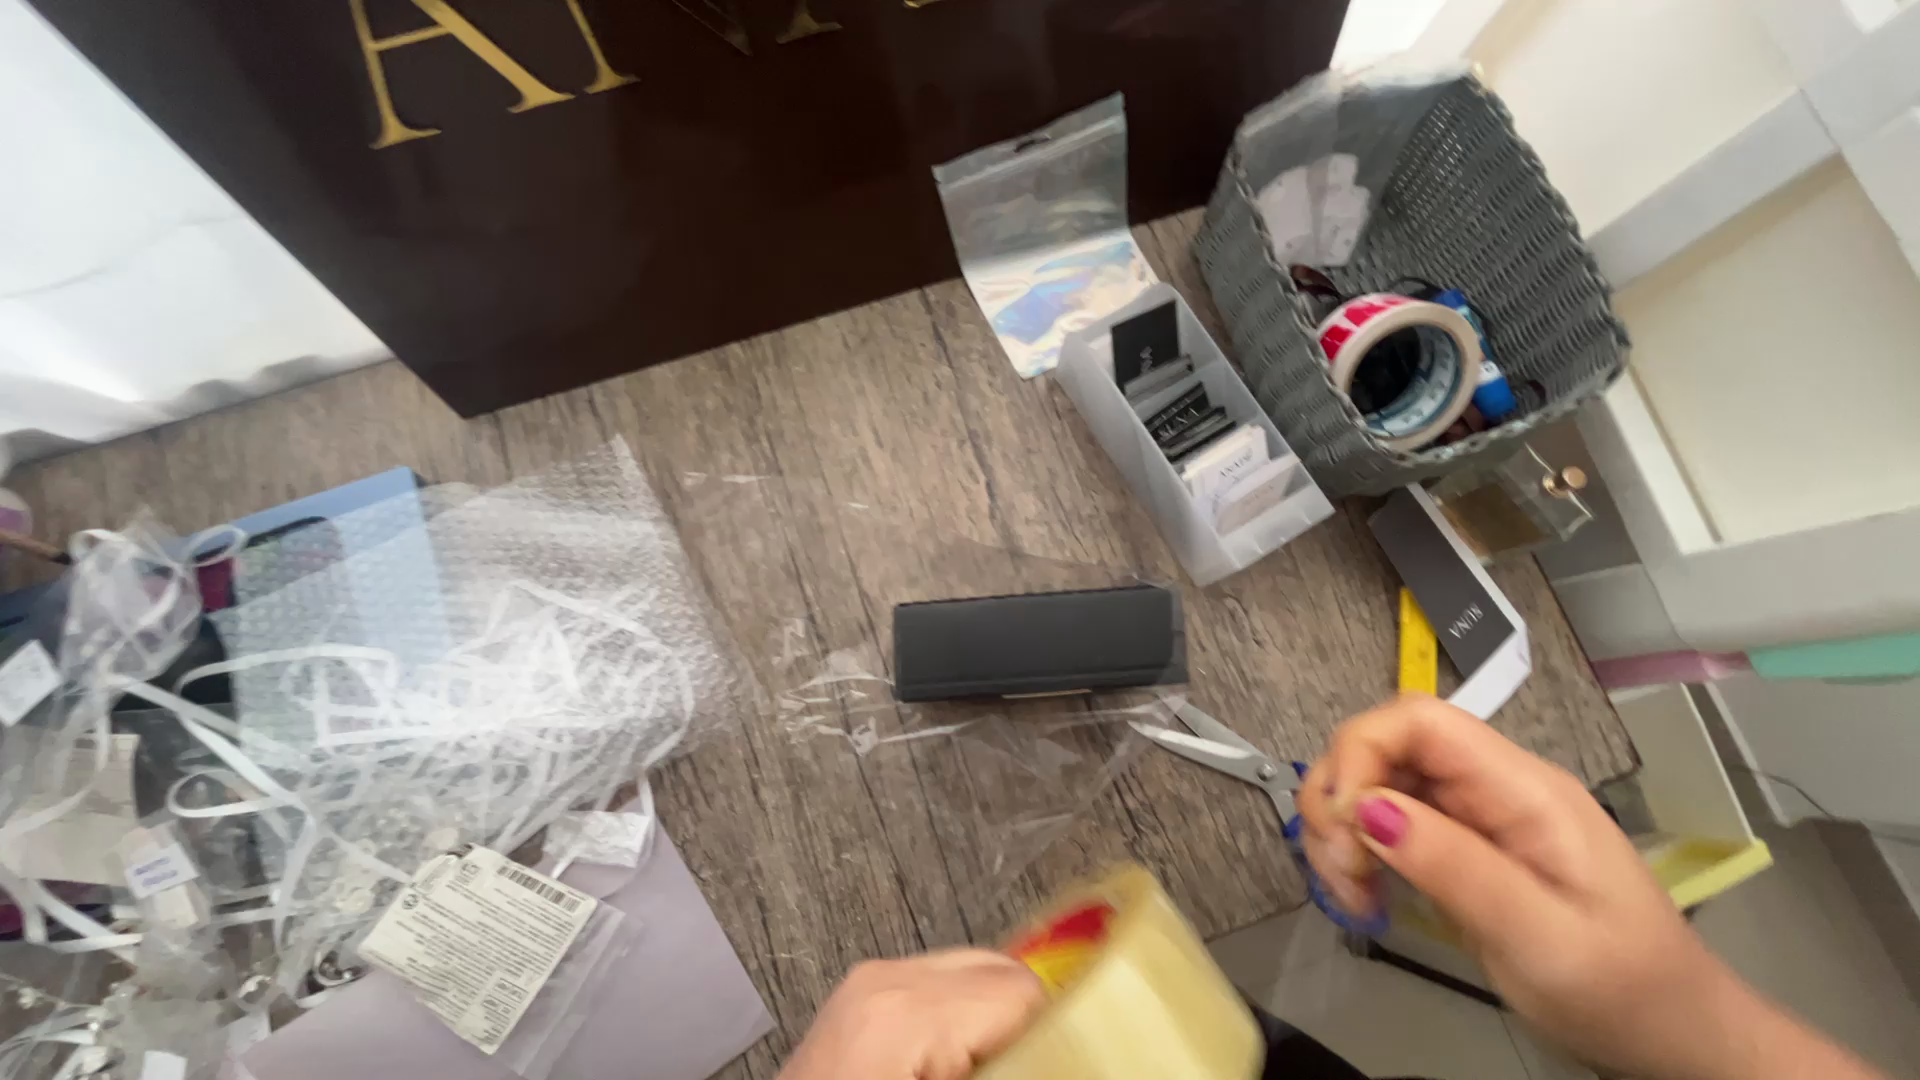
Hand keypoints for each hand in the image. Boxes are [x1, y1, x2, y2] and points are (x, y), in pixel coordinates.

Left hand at [777, 948, 1045, 1079]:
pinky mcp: (866, 989)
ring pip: (974, 970)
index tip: (1076, 1046)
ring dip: (998, 1018)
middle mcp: (886, 977)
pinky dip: (965, 1015)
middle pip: (1000, 969)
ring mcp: (872, 978)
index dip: (1056, 1023)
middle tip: (1047, 1052)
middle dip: (1029, 1019)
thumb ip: (1004, 1063)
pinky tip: (963, 1056)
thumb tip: (1054, 1050)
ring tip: (1001, 1057)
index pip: (1018, 989)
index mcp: (903, 1012)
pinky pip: (942, 981)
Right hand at [1296, 696, 1883, 1079]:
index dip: (1361, 751)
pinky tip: (1362, 893)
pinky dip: (1349, 850)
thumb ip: (1455, 867)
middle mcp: (1484, 783)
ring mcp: (1462, 810)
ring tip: (1351, 891)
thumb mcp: (1543, 939)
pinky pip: (1374, 819)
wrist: (1671, 1037)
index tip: (1345, 822)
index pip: (1417, 719)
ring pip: (1365, 782)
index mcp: (1521, 787)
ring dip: (1336, 829)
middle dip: (1338, 797)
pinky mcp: (1445, 839)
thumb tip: (1365, 807)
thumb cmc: (1624, 990)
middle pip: (1379, 745)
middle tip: (1344, 869)